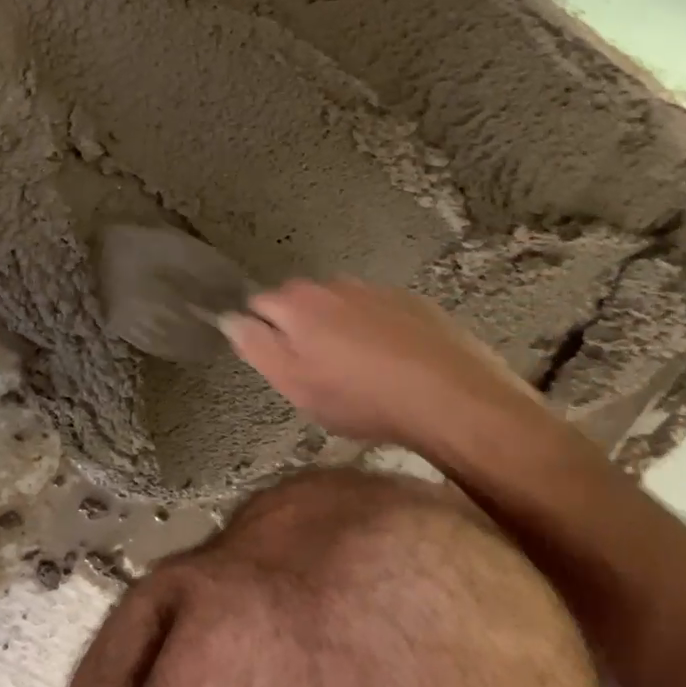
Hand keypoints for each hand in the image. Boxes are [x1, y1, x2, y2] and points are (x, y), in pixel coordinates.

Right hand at [219, 278, 541, 447]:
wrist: (455, 401)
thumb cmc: (361, 398)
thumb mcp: (293, 383)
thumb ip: (254, 346)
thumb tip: (230, 319)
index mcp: (295, 303)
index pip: (257, 304)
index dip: (262, 332)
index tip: (277, 361)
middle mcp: (332, 286)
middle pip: (300, 301)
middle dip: (301, 326)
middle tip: (317, 369)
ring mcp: (377, 291)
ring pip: (342, 306)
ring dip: (340, 327)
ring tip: (359, 369)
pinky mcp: (417, 304)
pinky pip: (381, 313)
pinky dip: (378, 330)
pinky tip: (393, 363)